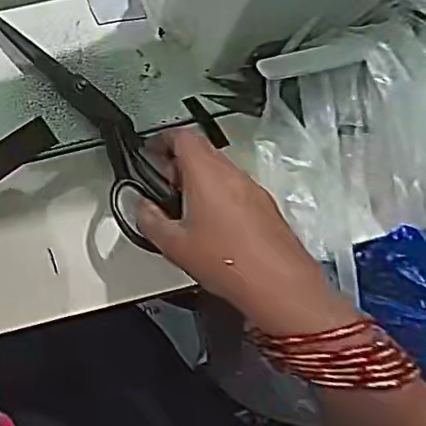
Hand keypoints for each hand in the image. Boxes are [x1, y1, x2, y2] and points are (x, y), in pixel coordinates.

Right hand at [134, 127, 359, 335]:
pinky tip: (209, 224)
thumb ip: (148, 218)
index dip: (160, 140)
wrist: (282, 289)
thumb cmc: (232, 264)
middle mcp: (233, 175)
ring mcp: (253, 190)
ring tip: (183, 206)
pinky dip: (217, 194)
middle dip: (176, 161)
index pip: (181, 136)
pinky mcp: (265, 207)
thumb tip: (143, 208)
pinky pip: (235, 188)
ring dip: (197, 178)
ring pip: (219, 169)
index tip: (150, 152)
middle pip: (201, 149)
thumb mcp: (172, 244)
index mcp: (206, 174)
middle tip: (162, 182)